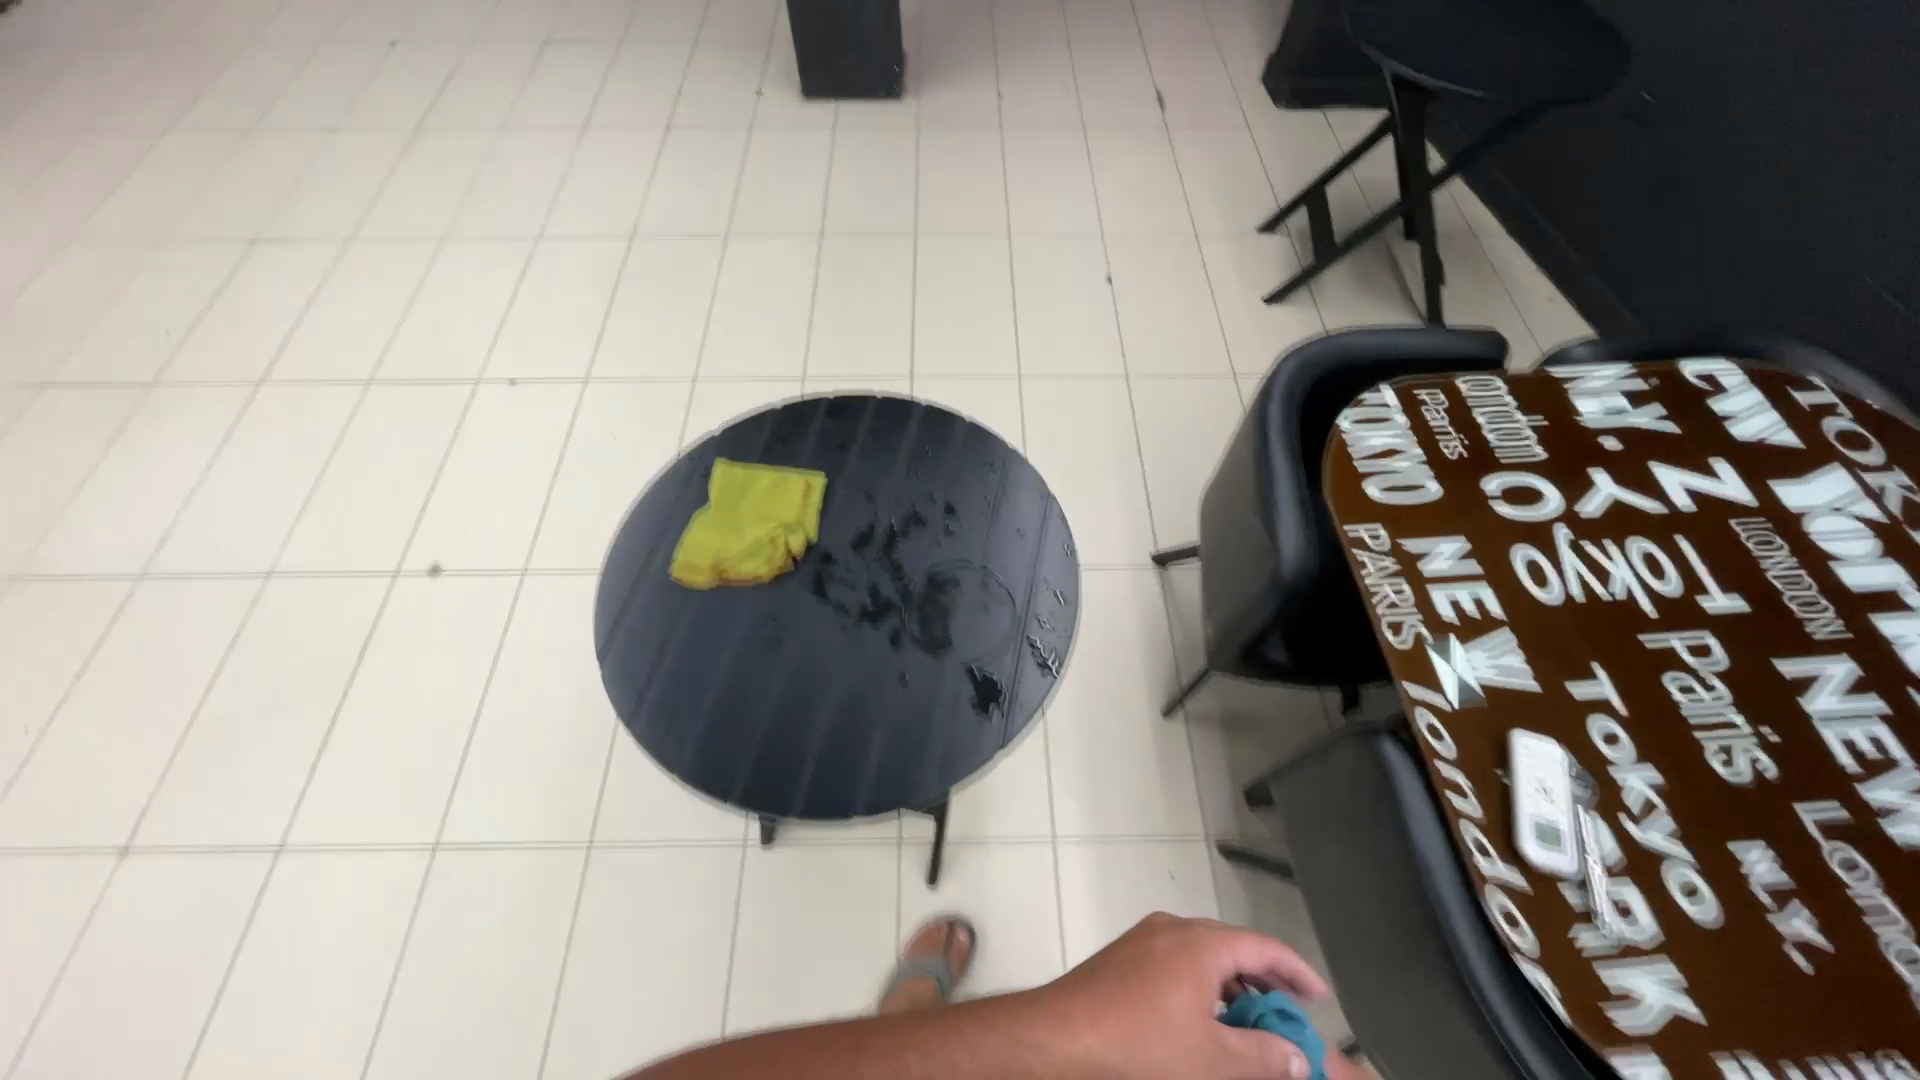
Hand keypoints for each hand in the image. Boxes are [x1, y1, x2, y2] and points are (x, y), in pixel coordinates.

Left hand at [1036, 912, 1331, 1079]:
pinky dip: (1200, 986)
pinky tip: (1202, 1018)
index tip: (1320, 998)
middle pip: (1231, 946)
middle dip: (1264, 978)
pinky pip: (1175, 962)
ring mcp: (1142, 940)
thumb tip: (1297, 1056)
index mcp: (1198, 942)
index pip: (1262, 946)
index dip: (1296, 971)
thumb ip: (1263, 1056)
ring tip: (1251, 1020)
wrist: (1060, 1037)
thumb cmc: (1142, 1046)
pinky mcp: (1122, 957)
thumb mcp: (1213, 1060)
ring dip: (1230, 984)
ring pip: (1201, 955)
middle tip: (1291, 1012)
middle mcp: (1171, 928)